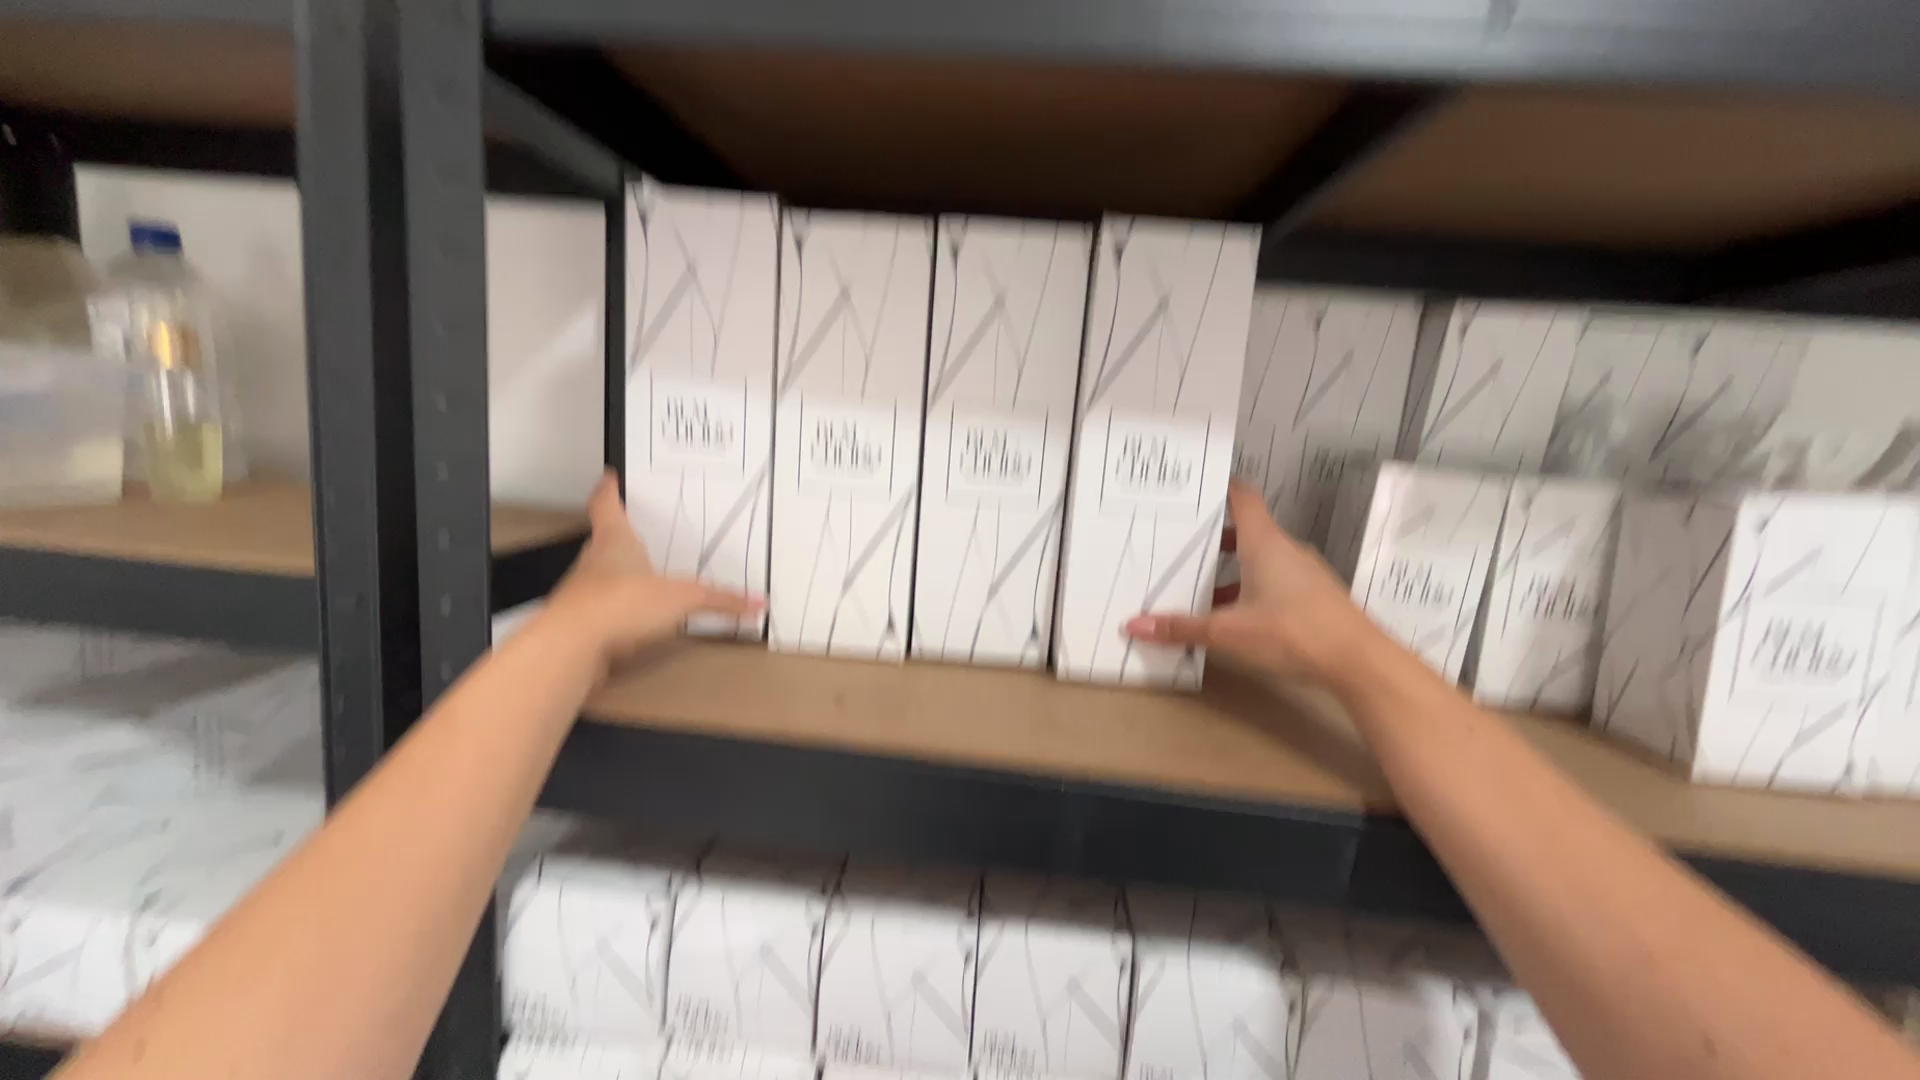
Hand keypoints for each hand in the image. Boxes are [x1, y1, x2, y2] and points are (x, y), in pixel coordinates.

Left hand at [548, 471, 762, 669]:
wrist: (572, 646)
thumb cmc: (620, 603)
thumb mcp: (683, 597)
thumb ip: (720, 600)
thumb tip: (757, 602)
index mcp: (614, 540)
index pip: (606, 504)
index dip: (609, 490)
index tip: (610, 478)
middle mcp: (594, 561)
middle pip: (604, 540)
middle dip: (621, 535)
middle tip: (640, 530)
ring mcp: (584, 592)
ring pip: (602, 576)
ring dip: (619, 576)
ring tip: (645, 578)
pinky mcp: (582, 622)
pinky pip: (603, 611)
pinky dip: (618, 611)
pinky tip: (635, 620)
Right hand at [1123, 481, 1375, 686]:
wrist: (1359, 661)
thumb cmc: (1292, 632)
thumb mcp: (1228, 632)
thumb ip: (1181, 627)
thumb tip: (1134, 625)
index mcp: (1264, 543)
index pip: (1241, 498)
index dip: (1219, 487)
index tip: (1193, 488)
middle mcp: (1285, 550)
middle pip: (1245, 531)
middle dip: (1212, 538)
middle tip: (1179, 544)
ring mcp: (1304, 573)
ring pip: (1260, 560)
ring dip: (1231, 570)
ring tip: (1198, 587)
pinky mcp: (1314, 596)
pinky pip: (1274, 582)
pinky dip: (1250, 589)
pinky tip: (1233, 617)